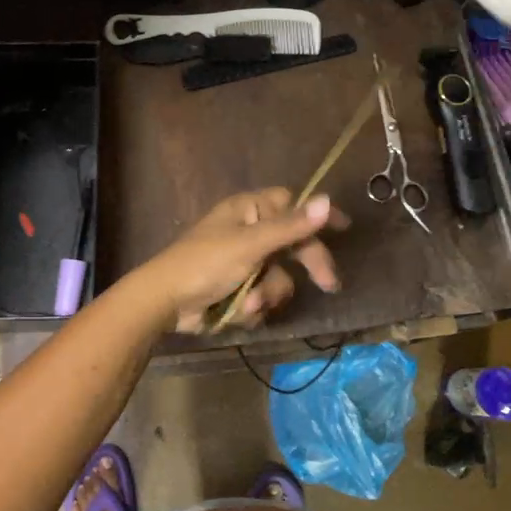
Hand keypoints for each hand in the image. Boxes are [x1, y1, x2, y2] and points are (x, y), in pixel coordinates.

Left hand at [130, 188, 346, 332]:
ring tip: (249, 302)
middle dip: (305, 266)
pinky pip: (262, 296)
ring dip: (267, 293)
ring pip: (279, 277)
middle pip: (292, 244)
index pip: (292, 204)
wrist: (166, 302)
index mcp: (248, 210)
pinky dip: (253, 306)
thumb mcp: (251, 244)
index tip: (344, 228)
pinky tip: (237, 310)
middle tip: (329, 285)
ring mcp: (243, 261)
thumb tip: (328, 199)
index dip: (316, 215)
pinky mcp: (237, 288)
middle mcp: (248, 231)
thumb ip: (291, 226)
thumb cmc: (206, 263)